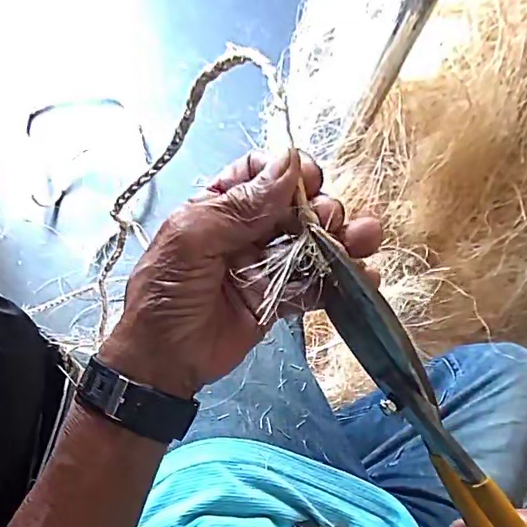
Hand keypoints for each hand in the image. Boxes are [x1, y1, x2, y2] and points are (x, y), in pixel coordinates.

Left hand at [98, 150, 382, 397]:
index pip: (260, 175)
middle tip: (327, 221)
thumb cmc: (166, 295)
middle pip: (295, 207)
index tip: (307, 181)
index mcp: (218, 209)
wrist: (163, 360)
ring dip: (342, 238)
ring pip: (312, 244)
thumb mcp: (191, 240)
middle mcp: (244, 234)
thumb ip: (239, 206)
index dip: (287, 173)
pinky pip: (314, 286)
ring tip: (362, 240)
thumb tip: (289, 165)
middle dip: (320, 208)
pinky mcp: (277, 302)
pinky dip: (341, 281)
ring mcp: (264, 268)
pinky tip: (364, 276)